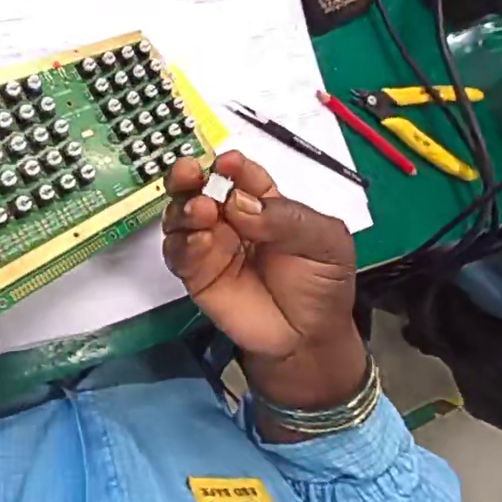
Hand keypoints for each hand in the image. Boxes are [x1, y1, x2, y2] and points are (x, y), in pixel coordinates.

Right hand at [161, 151, 365, 434]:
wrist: (306, 338)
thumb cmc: (320, 284)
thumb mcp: (324, 242)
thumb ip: (286, 218)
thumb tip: (240, 203)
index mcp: (262, 202)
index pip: (241, 175)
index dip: (232, 166)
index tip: (228, 163)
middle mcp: (229, 218)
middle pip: (199, 188)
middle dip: (190, 176)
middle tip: (189, 172)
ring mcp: (209, 244)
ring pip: (181, 215)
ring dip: (184, 208)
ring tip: (201, 210)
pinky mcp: (194, 273)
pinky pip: (177, 252)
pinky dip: (182, 243)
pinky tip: (198, 241)